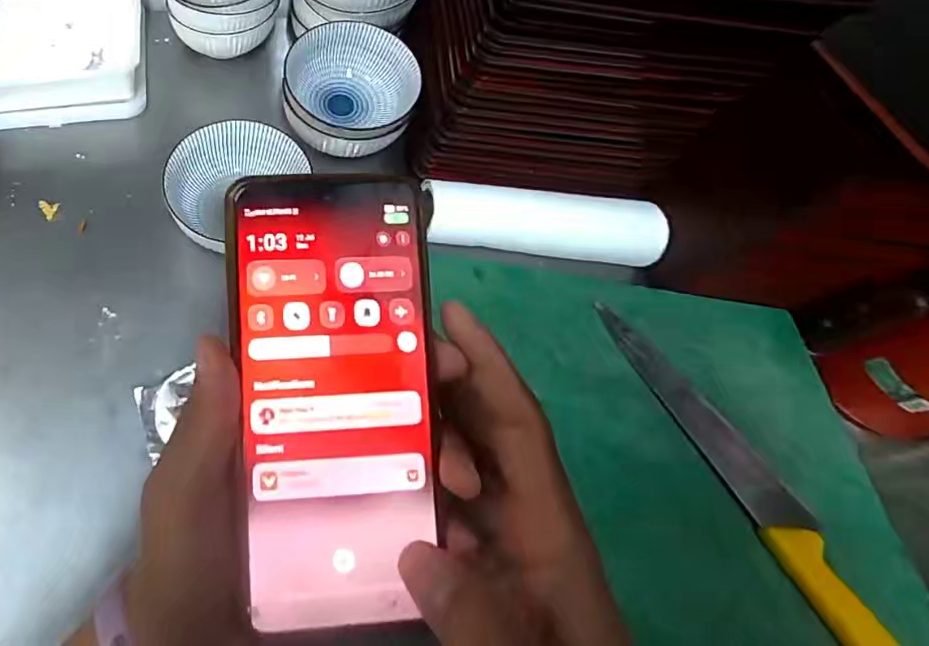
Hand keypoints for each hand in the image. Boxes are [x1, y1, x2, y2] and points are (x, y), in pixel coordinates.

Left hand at [95, 335, 485, 645]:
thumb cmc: (188, 563)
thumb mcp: (184, 494)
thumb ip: (201, 429)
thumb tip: (213, 342)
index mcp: (289, 425)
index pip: (340, 368)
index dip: (379, 340)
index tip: (417, 330)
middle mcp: (331, 452)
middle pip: (394, 404)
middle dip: (433, 390)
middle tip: (456, 390)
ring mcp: (358, 502)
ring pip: (418, 460)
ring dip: (451, 454)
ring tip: (462, 476)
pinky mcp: (378, 554)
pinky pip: (423, 526)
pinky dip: (449, 521)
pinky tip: (462, 526)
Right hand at [398, 302, 628, 645]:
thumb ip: (480, 615)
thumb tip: (414, 553)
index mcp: (547, 520)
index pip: (517, 422)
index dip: (489, 362)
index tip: (455, 314)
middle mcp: (524, 515)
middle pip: (484, 431)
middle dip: (444, 389)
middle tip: (395, 360)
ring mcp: (501, 540)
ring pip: (459, 465)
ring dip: (425, 438)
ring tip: (380, 417)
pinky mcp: (480, 569)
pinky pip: (443, 510)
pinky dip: (415, 489)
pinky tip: (383, 483)